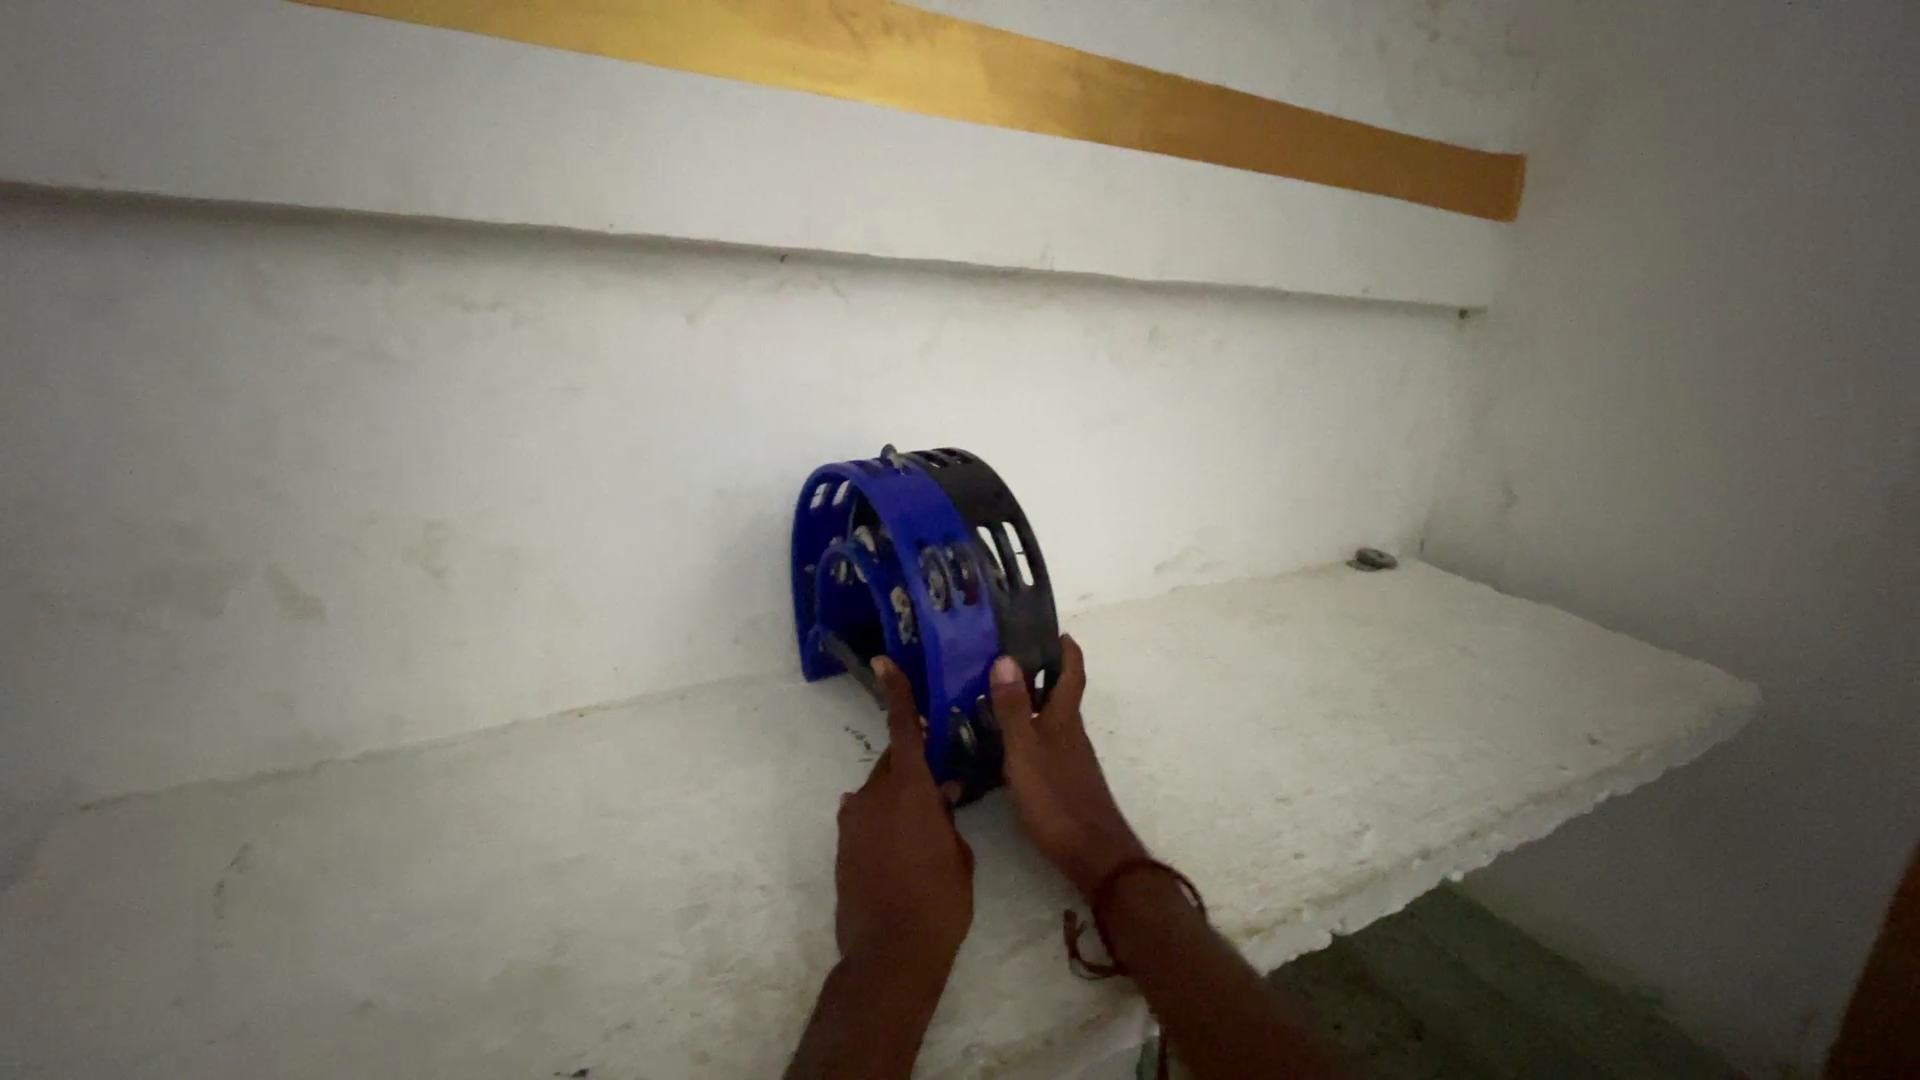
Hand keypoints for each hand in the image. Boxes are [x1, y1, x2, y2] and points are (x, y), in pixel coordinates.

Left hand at [834, 656, 975, 970]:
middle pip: (893, 764)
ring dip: (898, 799)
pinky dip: (881, 822)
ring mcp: (853, 823)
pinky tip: (900, 846)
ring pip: (878, 794)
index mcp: (909, 791)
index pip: (904, 730)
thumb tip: (940, 800)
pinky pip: (864, 820)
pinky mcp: (842, 848)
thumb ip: (947, 819)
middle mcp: (874, 797)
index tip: (885, 662)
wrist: (890, 954)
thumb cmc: (940, 902)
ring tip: (922, 827)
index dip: (896, 693)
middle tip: (939, 783)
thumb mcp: (959, 856)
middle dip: (914, 766)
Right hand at [990, 636, 1148, 897]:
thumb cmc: (1056, 798)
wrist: (1091, 854)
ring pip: (1049, 718)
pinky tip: (1002, 743)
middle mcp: (1070, 732)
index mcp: (1064, 718)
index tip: (1052, 629)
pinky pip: (1043, 743)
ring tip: (991, 696)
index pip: (1072, 672)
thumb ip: (1013, 708)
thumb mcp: (1025, 750)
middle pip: (1059, 693)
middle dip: (1039, 672)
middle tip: (1002, 658)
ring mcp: (1068, 758)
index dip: (1066, 649)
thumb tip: (1004, 657)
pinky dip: (1025, 732)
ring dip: (1028, 702)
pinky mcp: (1062, 781)